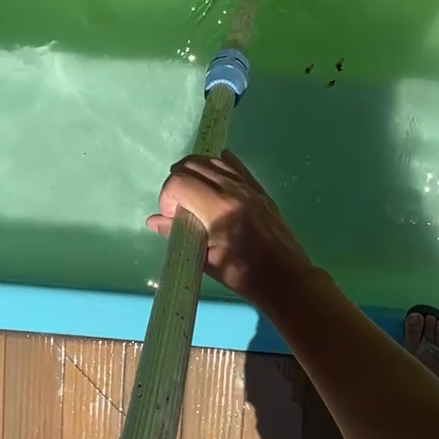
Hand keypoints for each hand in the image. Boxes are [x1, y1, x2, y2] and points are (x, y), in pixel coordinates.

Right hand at [148, 150, 313, 303]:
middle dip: (177, 182)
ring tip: (192, 195)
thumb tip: (154, 220)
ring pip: (213, 160)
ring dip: (195, 171)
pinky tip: (211, 177)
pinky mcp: (259, 190)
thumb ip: (179, 234)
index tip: (172, 217)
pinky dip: (218, 164)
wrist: (285, 277)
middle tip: (179, 207)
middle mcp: (234, 189)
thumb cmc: (244, 275)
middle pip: (193, 165)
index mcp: (219, 208)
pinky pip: (235, 165)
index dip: (167, 197)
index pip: (179, 182)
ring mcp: (249, 187)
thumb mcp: (206, 260)